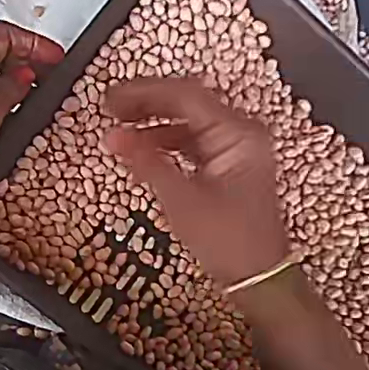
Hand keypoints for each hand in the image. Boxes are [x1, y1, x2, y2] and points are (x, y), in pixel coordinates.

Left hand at [0, 21, 63, 235]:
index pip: (0, 37)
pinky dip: (9, 116)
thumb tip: (24, 74)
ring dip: (21, 92)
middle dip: (29, 64)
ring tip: (47, 103)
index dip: (33, 44)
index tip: (58, 60)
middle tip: (57, 79)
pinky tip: (24, 128)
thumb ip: (7, 87)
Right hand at [102, 78, 290, 288]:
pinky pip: (194, 142)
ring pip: (189, 122)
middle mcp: (241, 133)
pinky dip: (168, 143)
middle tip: (110, 109)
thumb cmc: (228, 242)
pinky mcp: (230, 165)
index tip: (110, 97)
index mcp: (237, 134)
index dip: (143, 93)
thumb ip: (147, 163)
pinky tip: (144, 152)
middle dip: (147, 104)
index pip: (184, 95)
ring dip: (154, 124)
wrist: (258, 277)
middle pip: (187, 103)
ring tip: (121, 131)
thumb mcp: (182, 202)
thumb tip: (114, 137)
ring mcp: (237, 148)